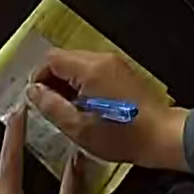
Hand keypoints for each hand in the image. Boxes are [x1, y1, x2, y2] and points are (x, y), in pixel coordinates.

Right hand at [27, 50, 187, 171]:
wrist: (160, 135)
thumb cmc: (119, 135)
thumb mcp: (78, 128)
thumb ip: (51, 106)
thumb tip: (33, 91)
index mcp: (90, 68)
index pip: (52, 59)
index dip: (39, 77)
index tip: (37, 99)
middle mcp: (102, 58)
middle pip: (65, 57)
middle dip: (53, 79)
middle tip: (51, 107)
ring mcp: (114, 62)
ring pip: (79, 63)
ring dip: (68, 81)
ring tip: (68, 109)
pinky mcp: (122, 69)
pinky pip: (93, 68)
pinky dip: (83, 81)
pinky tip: (86, 105)